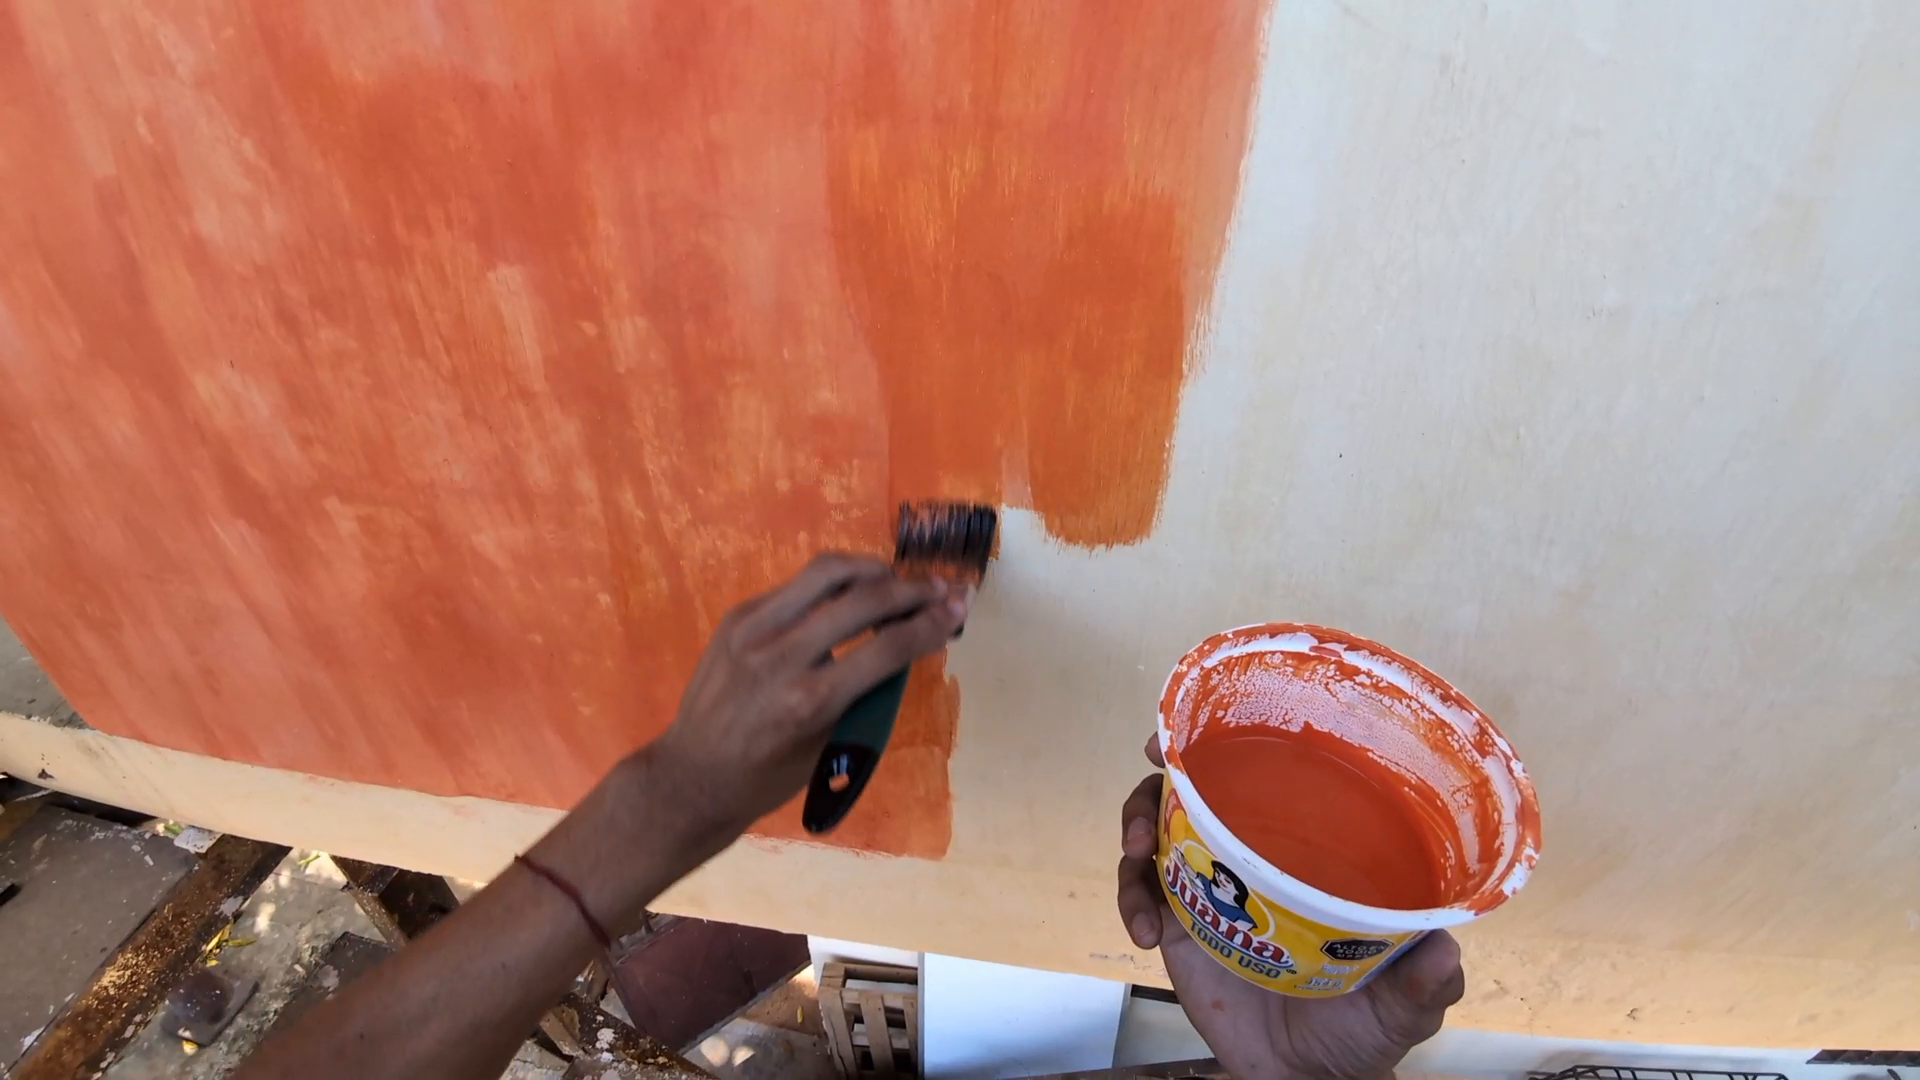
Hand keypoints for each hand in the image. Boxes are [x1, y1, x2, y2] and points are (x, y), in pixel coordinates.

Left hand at [652, 552, 968, 838]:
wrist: (691, 777)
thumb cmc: (768, 777)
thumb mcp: (831, 745)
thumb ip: (869, 691)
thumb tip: (909, 642)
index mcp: (811, 700)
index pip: (888, 647)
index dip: (932, 623)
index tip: (958, 609)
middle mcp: (783, 655)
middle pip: (865, 598)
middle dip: (913, 589)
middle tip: (940, 588)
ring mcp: (755, 628)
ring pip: (828, 572)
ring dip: (873, 570)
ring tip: (895, 579)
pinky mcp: (738, 615)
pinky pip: (798, 585)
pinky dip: (834, 585)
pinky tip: (850, 594)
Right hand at [1117, 739, 1463, 1079]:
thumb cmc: (1355, 1030)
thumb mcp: (1398, 1006)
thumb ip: (1421, 983)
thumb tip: (1446, 947)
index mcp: (1288, 851)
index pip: (1250, 782)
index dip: (1216, 750)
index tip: (1187, 737)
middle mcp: (1239, 853)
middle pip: (1182, 794)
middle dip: (1153, 790)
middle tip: (1146, 814)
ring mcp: (1200, 884)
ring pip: (1150, 828)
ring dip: (1132, 831)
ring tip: (1136, 857)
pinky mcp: (1173, 920)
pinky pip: (1138, 891)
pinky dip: (1130, 900)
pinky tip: (1144, 934)